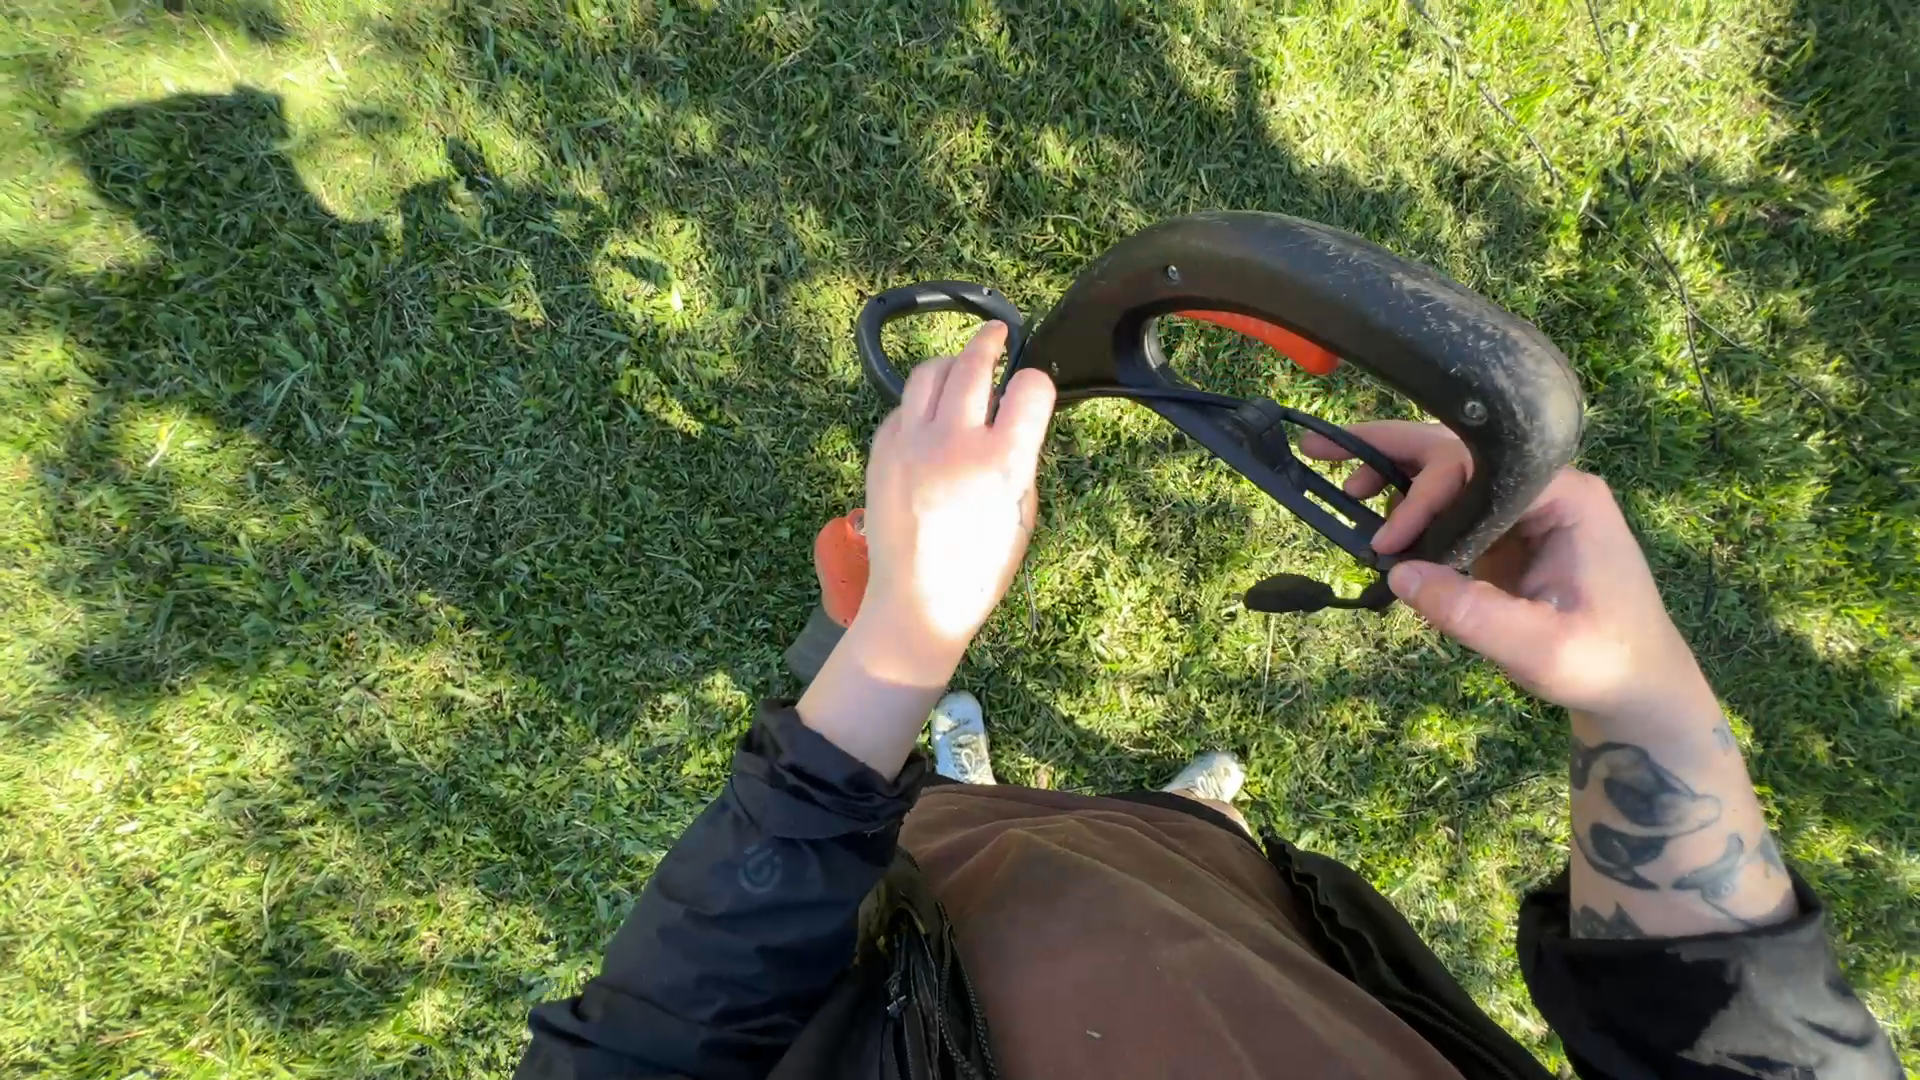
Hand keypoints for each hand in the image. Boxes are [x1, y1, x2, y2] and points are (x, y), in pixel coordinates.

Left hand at [859, 321, 1056, 674]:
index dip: (1037, 383)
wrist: (918, 601)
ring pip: (930, 372)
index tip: (1032, 389)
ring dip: (952, 363)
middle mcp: (954, 443)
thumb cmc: (980, 568)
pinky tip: (932, 417)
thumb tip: (1012, 418)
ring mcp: (910, 443)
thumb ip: (1020, 457)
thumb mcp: (1022, 513)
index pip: (1030, 388)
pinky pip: (903, 406)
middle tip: (998, 335)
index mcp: (1001, 463)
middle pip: (974, 363)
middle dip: (991, 341)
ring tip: (962, 368)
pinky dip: (921, 402)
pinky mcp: (880, 451)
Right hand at [1301, 422, 1712, 720]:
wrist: (1633, 686)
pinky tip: (1376, 522)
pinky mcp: (1500, 532)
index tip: (1384, 544)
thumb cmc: (1602, 663)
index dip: (1419, 495)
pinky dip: (1403, 507)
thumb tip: (1398, 575)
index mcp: (1563, 499)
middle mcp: (1540, 491)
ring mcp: (1518, 510)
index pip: (1475, 468)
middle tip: (1322, 450)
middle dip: (1386, 448)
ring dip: (1390, 473)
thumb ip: (1470, 611)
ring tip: (1347, 492)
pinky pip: (1444, 505)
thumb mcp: (1538, 646)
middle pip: (1453, 451)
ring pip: (1444, 472)